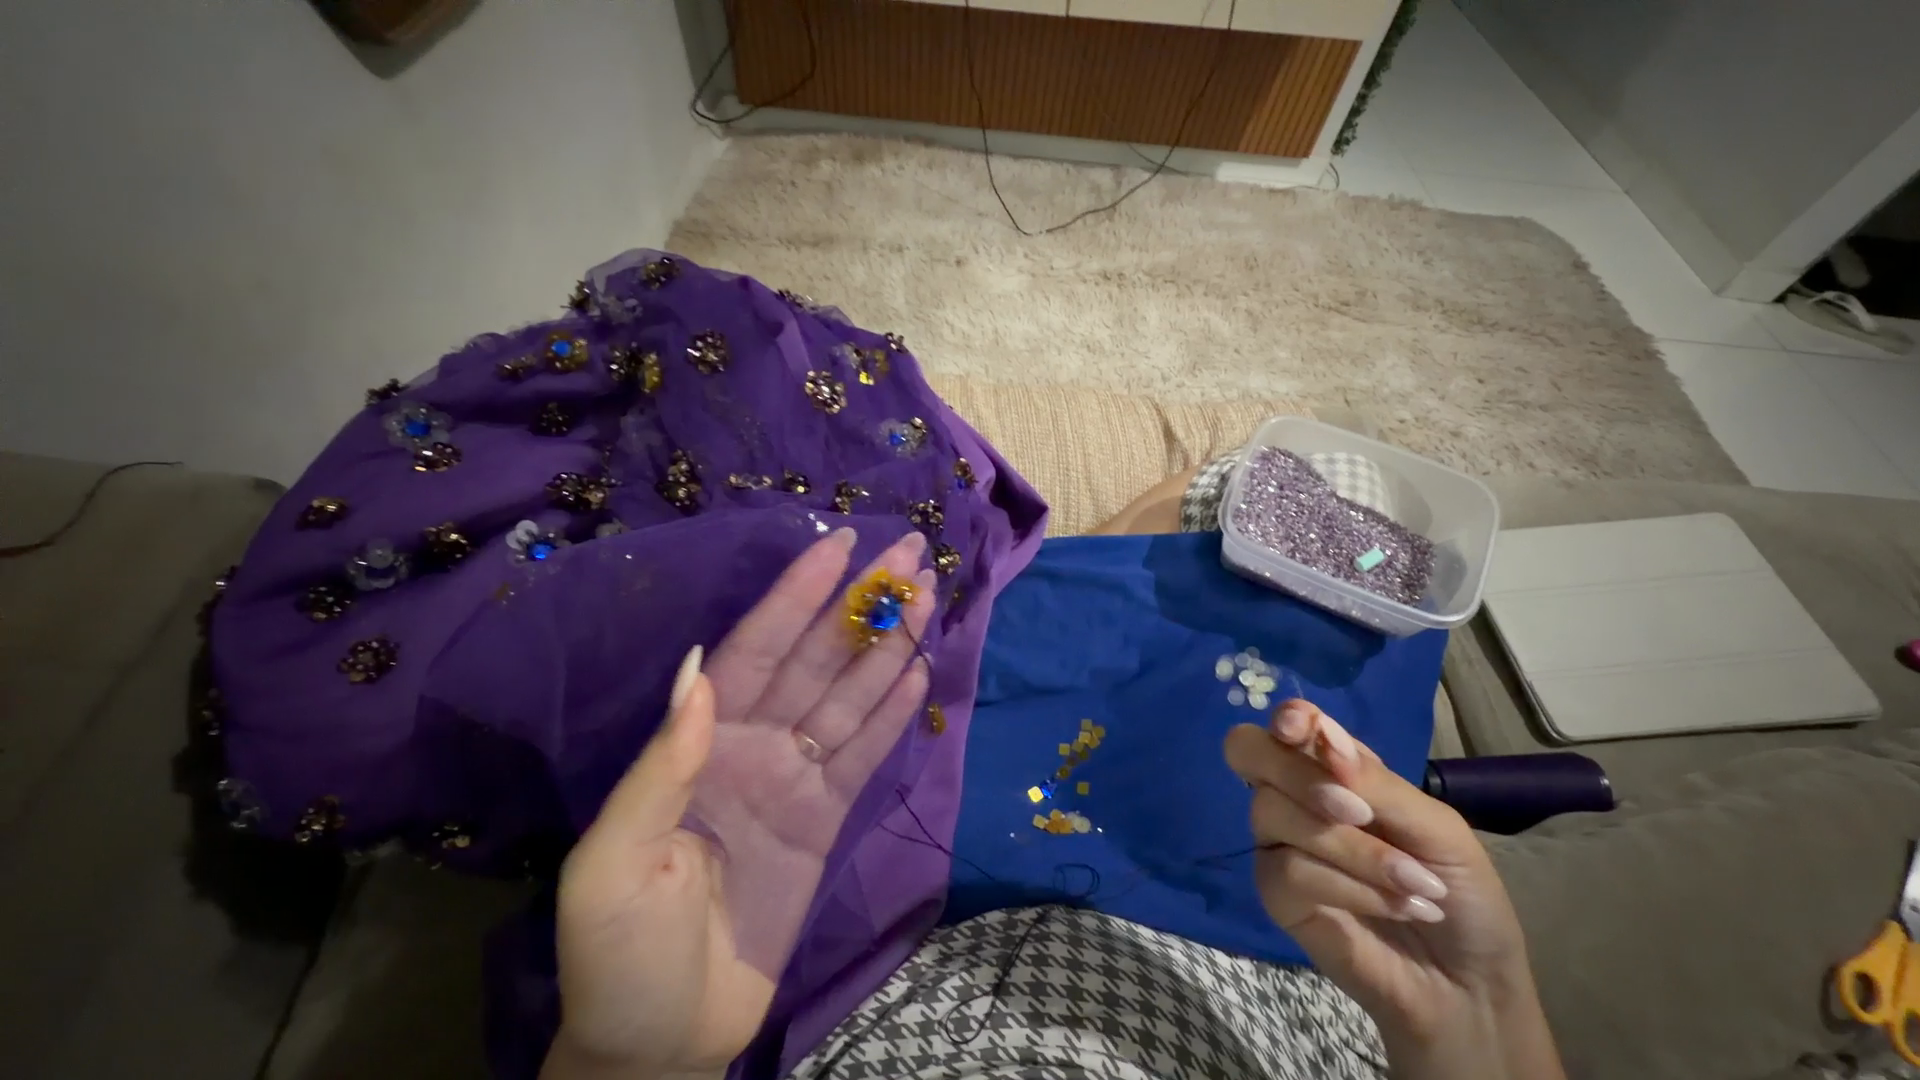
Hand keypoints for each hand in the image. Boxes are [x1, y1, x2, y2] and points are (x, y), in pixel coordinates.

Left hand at [543, 529, 933, 1079]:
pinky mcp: (824, 820)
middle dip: (860, 607)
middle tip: (910, 555)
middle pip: (815, 660)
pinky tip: (918, 676)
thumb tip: (701, 669)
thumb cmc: (620, 950)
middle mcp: (751, 746)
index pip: (755, 649)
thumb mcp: (617, 859)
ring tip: (927, 600)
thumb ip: (663, 764)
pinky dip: (892, 717)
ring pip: (849, 699)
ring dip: (887, 649)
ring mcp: (792, 781)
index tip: (837, 548)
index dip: (796, 597)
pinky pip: (863, 756)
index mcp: (699, 744)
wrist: (662, 1037)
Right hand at [1223, 700, 1564, 1079]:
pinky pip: (1288, 870)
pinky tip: (1393, 906)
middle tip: (1360, 812)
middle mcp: (1294, 795)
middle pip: (1250, 752)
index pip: (1286, 724)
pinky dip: (1349, 887)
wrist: (1469, 983)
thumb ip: (1377, 781)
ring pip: (1273, 814)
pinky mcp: (1274, 892)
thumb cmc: (1461, 892)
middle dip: (1300, 775)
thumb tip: (1321, 735)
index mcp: (1333, 767)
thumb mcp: (1437, 828)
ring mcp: (1278, 843)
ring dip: (1352, 849)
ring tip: (1414, 884)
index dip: (1286, 717)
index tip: (1301, 729)